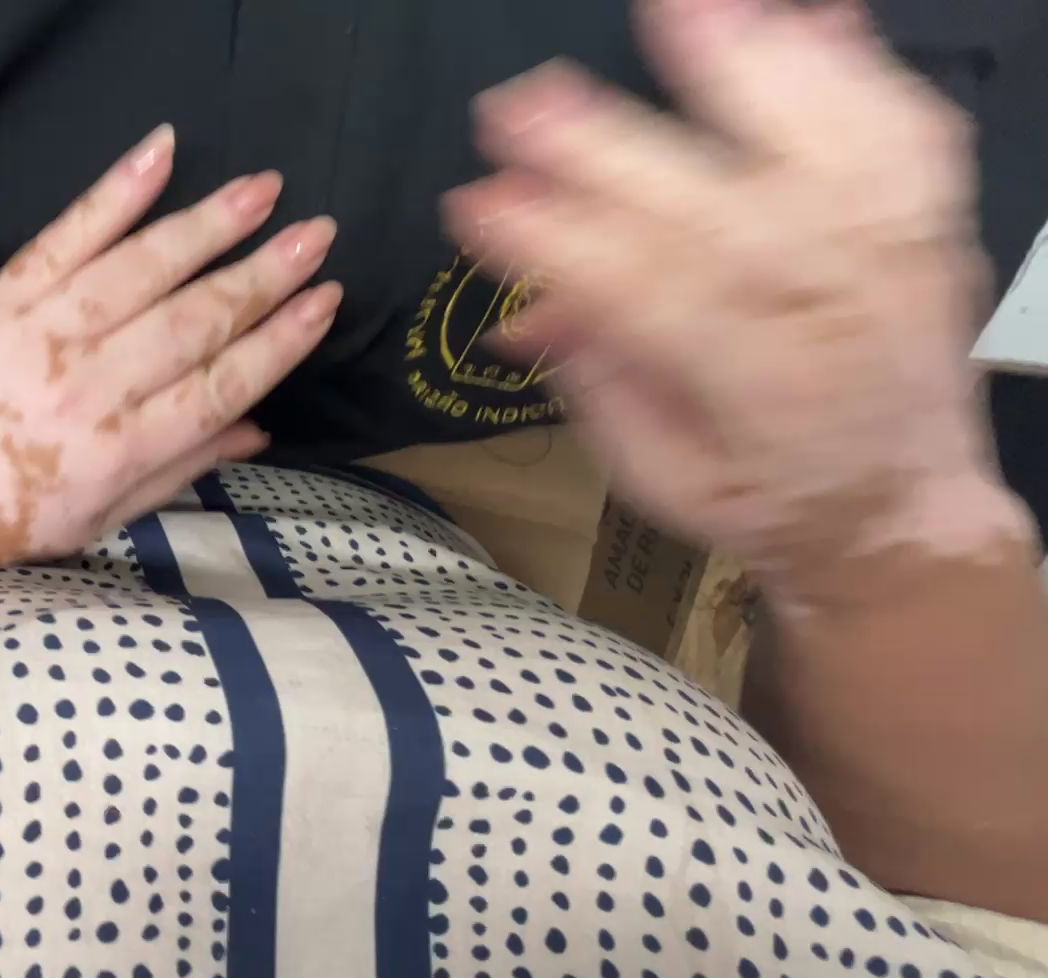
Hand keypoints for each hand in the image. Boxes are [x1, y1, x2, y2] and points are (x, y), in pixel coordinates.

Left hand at [0, 125, 341, 581]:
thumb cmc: (11, 517)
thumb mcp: (103, 518)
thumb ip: (180, 471)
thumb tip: (257, 428)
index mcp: (118, 450)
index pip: (220, 385)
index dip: (280, 342)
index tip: (325, 301)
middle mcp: (87, 387)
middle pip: (194, 320)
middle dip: (263, 275)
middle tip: (317, 235)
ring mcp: (42, 333)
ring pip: (142, 268)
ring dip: (209, 224)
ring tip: (264, 189)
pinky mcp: (3, 296)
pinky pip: (68, 233)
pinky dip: (116, 191)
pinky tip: (162, 152)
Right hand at [444, 0, 1033, 609]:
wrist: (892, 505)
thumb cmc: (751, 498)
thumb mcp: (648, 471)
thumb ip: (597, 384)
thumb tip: (528, 316)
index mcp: (751, 384)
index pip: (635, 294)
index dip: (548, 246)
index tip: (473, 207)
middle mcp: (829, 307)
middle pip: (709, 208)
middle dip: (600, 151)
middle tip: (515, 105)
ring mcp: (891, 255)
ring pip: (821, 146)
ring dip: (742, 69)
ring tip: (672, 7)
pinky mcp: (927, 222)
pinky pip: (903, 128)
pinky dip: (852, 66)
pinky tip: (801, 14)